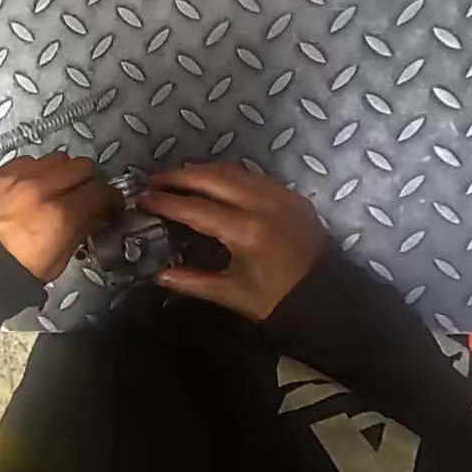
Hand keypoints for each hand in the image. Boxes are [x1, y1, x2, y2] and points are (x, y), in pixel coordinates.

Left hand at [0, 152, 120, 280]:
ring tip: (58, 188)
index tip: (111, 204)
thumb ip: (80, 231)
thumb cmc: (15, 272)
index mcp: (60, 215)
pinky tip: (32, 186)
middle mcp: (41, 188)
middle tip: (87, 194)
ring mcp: (17, 177)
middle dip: (90, 180)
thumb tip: (98, 214)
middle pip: (82, 166)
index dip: (111, 197)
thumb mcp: (57, 261)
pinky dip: (37, 170)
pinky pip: (28, 160)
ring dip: (64, 172)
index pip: (100, 191)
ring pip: (56, 158)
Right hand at [139, 163, 325, 320]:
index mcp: (246, 232)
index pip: (195, 208)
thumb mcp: (232, 295)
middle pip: (211, 178)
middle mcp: (262, 205)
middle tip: (153, 181)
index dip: (165, 202)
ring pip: (231, 171)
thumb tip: (157, 274)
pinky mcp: (289, 194)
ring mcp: (278, 195)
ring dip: (201, 171)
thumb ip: (192, 282)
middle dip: (178, 176)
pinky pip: (250, 175)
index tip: (142, 199)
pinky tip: (211, 182)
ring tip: (176, 177)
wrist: (330, 298)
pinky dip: (225, 175)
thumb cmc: (278, 300)